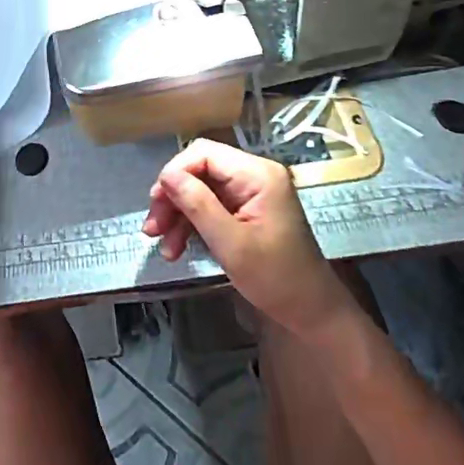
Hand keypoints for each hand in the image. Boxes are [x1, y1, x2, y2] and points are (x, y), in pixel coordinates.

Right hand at [142, 139, 356, 337]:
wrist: (309, 311)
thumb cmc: (275, 277)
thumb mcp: (231, 243)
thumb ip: (198, 205)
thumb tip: (166, 175)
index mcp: (257, 174)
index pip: (204, 153)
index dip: (175, 173)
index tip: (156, 204)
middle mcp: (254, 174)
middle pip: (199, 170)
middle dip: (173, 197)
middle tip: (153, 228)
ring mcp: (251, 192)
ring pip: (200, 189)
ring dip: (178, 214)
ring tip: (164, 247)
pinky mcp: (246, 209)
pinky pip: (210, 205)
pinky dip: (192, 224)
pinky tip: (178, 248)